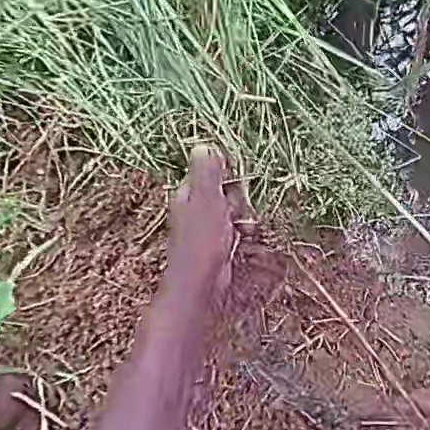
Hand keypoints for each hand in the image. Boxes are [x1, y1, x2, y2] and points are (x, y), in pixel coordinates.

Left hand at [162, 144, 252, 297]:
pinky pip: (234, 231)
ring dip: (242, 219)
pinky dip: (241, 234)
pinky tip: (242, 241)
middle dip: (238, 201)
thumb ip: (206, 173)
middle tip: (237, 214)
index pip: (211, 173)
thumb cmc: (201, 240)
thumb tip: (203, 145)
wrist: (201, 284)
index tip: (235, 187)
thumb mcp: (206, 199)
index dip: (228, 178)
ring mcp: (205, 230)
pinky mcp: (216, 247)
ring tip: (241, 230)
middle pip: (225, 193)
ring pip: (232, 213)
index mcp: (187, 194)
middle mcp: (193, 210)